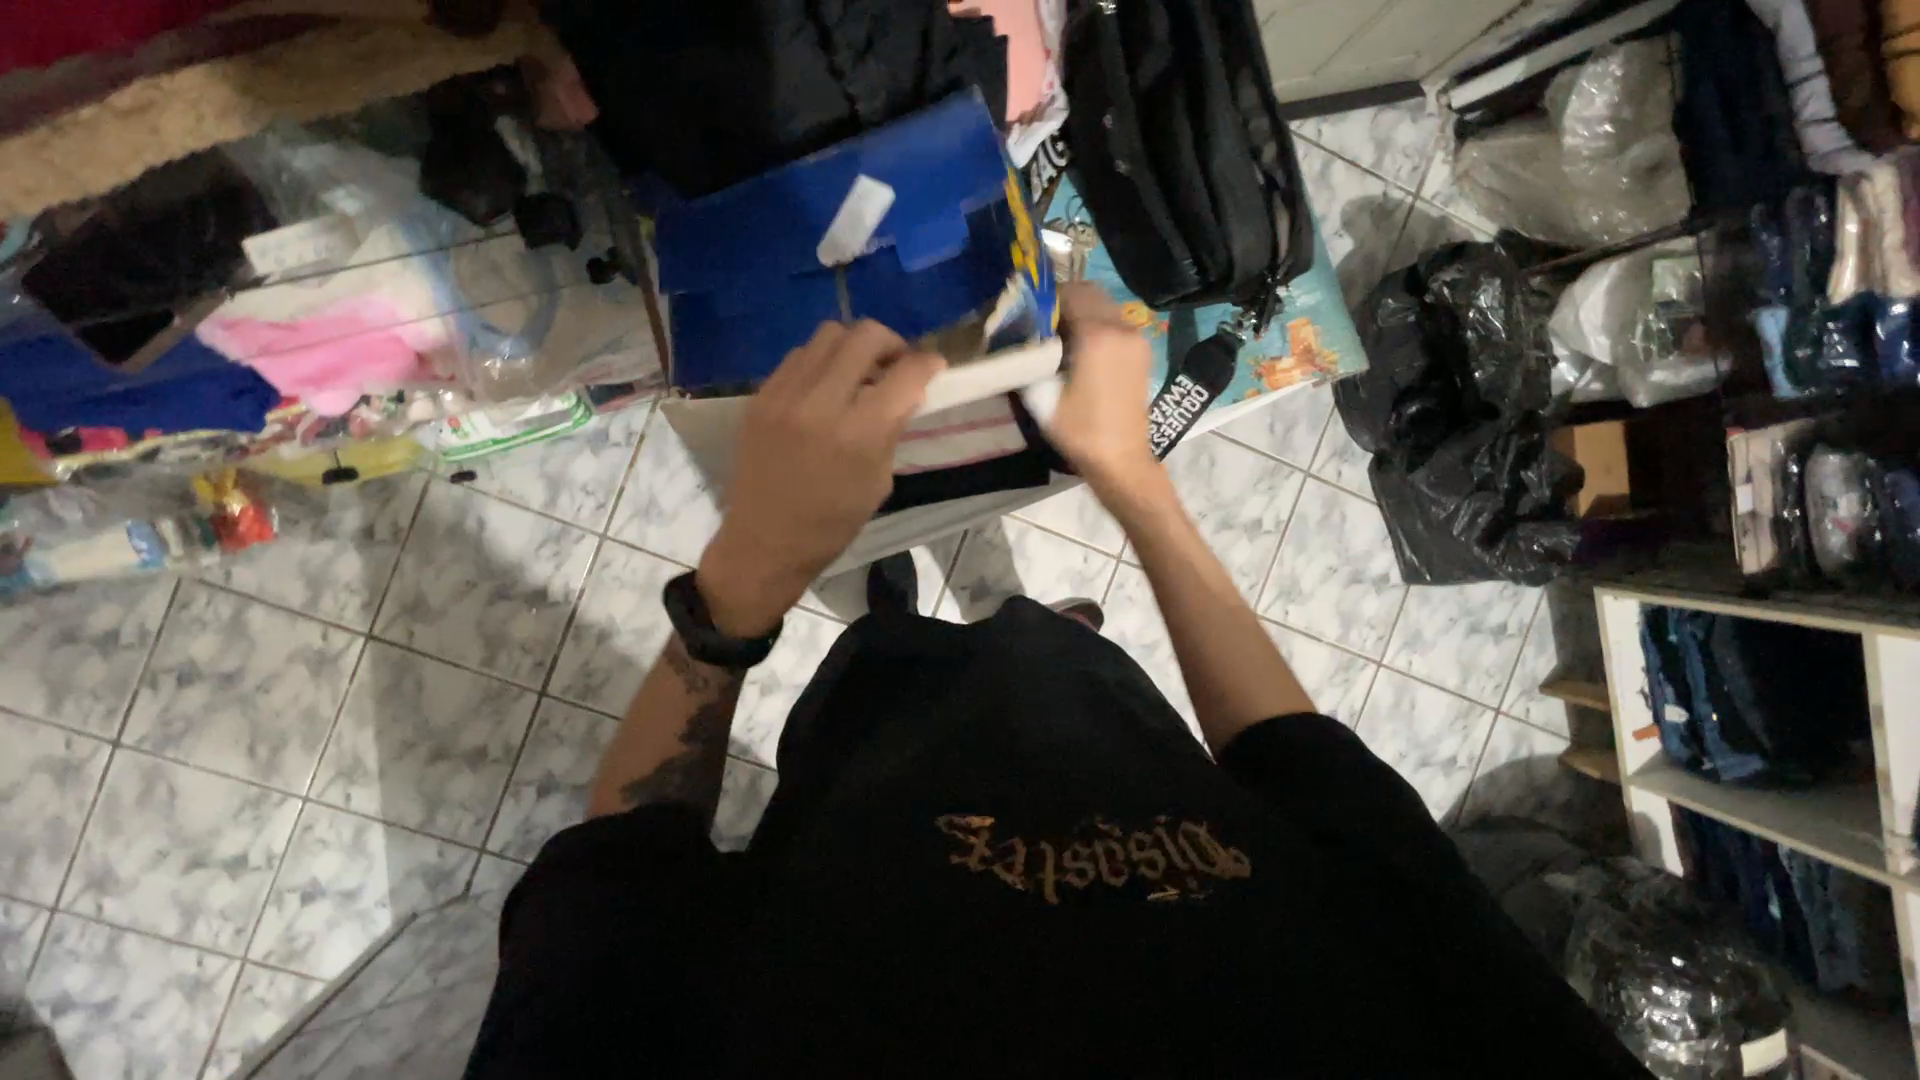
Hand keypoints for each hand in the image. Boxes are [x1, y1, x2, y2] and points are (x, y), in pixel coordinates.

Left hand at [697, 321, 944, 635]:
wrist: (766, 542)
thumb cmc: (833, 523)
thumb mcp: (879, 481)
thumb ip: (892, 429)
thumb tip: (904, 392)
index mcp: (860, 433)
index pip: (906, 373)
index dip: (929, 363)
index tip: (934, 366)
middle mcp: (822, 403)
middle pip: (866, 336)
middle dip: (892, 344)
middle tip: (896, 365)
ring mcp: (785, 395)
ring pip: (829, 334)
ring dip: (854, 346)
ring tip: (859, 372)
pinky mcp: (761, 396)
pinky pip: (799, 356)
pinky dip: (822, 361)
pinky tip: (827, 386)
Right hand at [1047, 283, 1160, 493]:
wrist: (1121, 459)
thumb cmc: (1080, 432)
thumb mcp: (1042, 397)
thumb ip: (1030, 360)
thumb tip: (1020, 339)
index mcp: (1097, 336)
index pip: (1069, 293)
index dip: (1046, 298)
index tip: (1029, 313)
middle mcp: (1121, 328)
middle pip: (1090, 292)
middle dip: (1065, 300)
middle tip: (1043, 321)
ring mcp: (1137, 338)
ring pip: (1105, 305)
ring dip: (1082, 311)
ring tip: (1061, 336)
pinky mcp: (1142, 351)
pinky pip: (1116, 322)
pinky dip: (1098, 323)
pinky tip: (1081, 347)